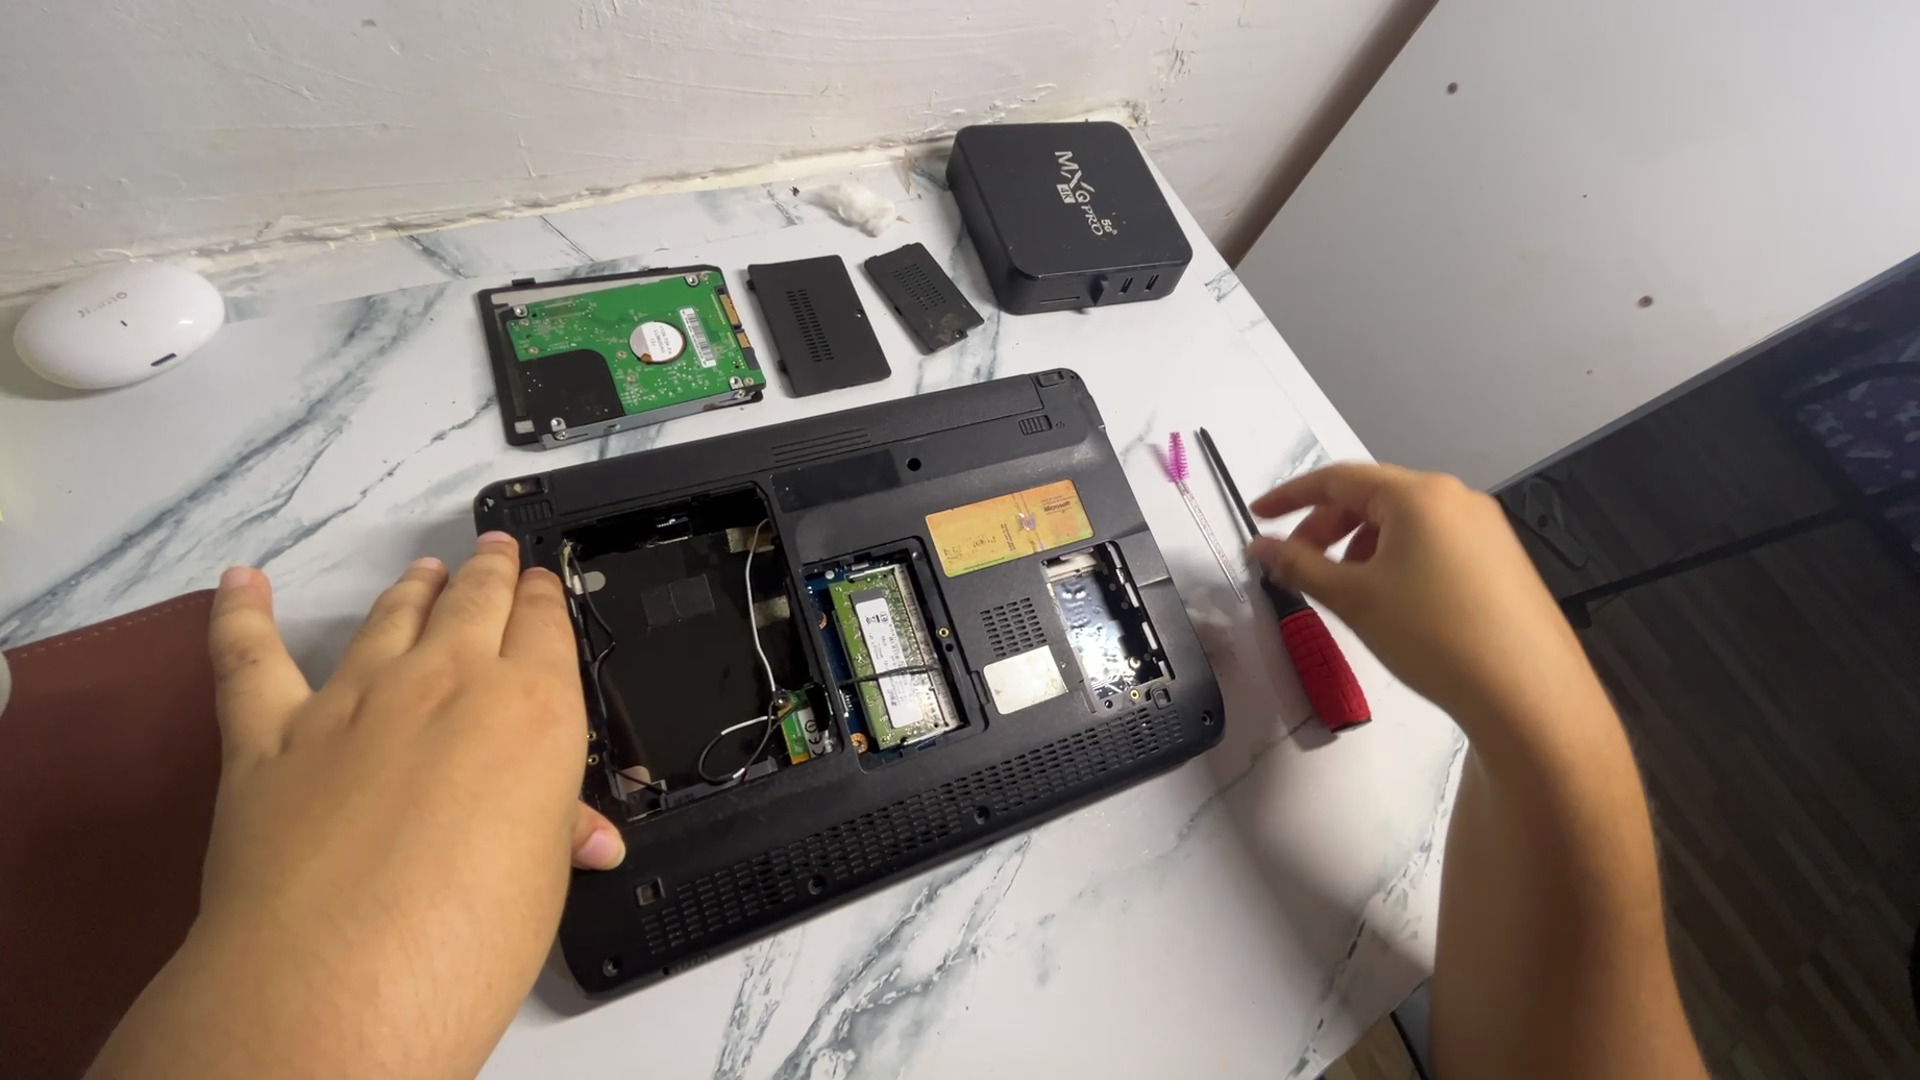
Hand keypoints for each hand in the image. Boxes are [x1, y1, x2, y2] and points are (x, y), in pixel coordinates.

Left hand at [89, 533, 616, 1079]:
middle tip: (493, 548)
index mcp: (534, 702)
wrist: (341, 979)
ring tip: (426, 568)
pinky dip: (241, 617)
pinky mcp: (270, 736)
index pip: (545, 622)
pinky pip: (249, 662)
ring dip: (415, 587)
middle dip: (490, 569)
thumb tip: (597, 841)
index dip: (544, 595)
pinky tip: (244, 583)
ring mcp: (357, 700)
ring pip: (392, 616)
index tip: (542, 581)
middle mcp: (452, 679)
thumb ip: (562, 830)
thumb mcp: (546, 869)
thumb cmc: (478, 924)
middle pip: (476, 600)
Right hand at [1245, 463, 1590, 727]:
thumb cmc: (1435, 636)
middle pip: (1369, 498)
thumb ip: (1296, 564)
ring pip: (1398, 523)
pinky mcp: (1498, 559)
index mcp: (1419, 496)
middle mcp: (1456, 500)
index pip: (1337, 479)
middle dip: (1323, 528)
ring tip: (1339, 587)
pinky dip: (1391, 558)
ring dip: (1355, 546)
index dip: (1290, 497)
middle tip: (1293, 563)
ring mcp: (1483, 529)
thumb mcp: (1351, 597)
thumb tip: (1259, 546)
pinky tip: (1384, 597)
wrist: (1528, 696)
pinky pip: (1428, 542)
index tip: (1258, 516)